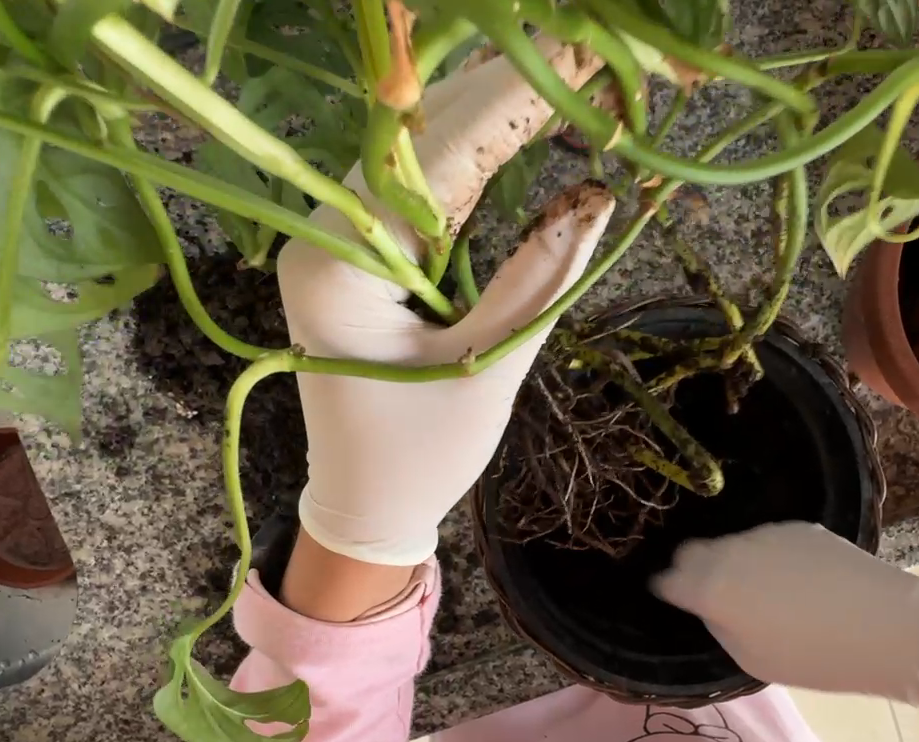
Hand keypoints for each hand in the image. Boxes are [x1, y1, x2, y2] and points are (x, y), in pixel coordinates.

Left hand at [277, 41, 612, 568]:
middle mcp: (322, 240)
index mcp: (339, 270)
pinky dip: (466, 159)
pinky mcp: (355, 259)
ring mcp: (333, 246)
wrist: (366, 505)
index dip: (511, 107)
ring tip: (554, 75)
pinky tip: (507, 126)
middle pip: (414, 141)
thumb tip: (596, 198)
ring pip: (412, 157)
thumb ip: (537, 281)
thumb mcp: (487, 373)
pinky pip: (411, 192)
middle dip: (500, 95)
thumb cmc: (422, 458)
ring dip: (482, 116)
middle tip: (578, 59)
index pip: (435, 163)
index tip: (578, 62)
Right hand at [652, 522, 918, 731]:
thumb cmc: (816, 658)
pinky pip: (764, 540)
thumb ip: (718, 624)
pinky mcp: (799, 526)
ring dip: (730, 561)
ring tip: (758, 590)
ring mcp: (766, 534)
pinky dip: (764, 556)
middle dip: (692, 569)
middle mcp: (730, 550)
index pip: (667, 578)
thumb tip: (708, 604)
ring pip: (730, 543)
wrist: (890, 626)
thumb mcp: (751, 658)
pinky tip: (791, 580)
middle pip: (692, 551)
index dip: (666, 589)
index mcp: (711, 587)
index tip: (674, 599)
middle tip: (709, 595)